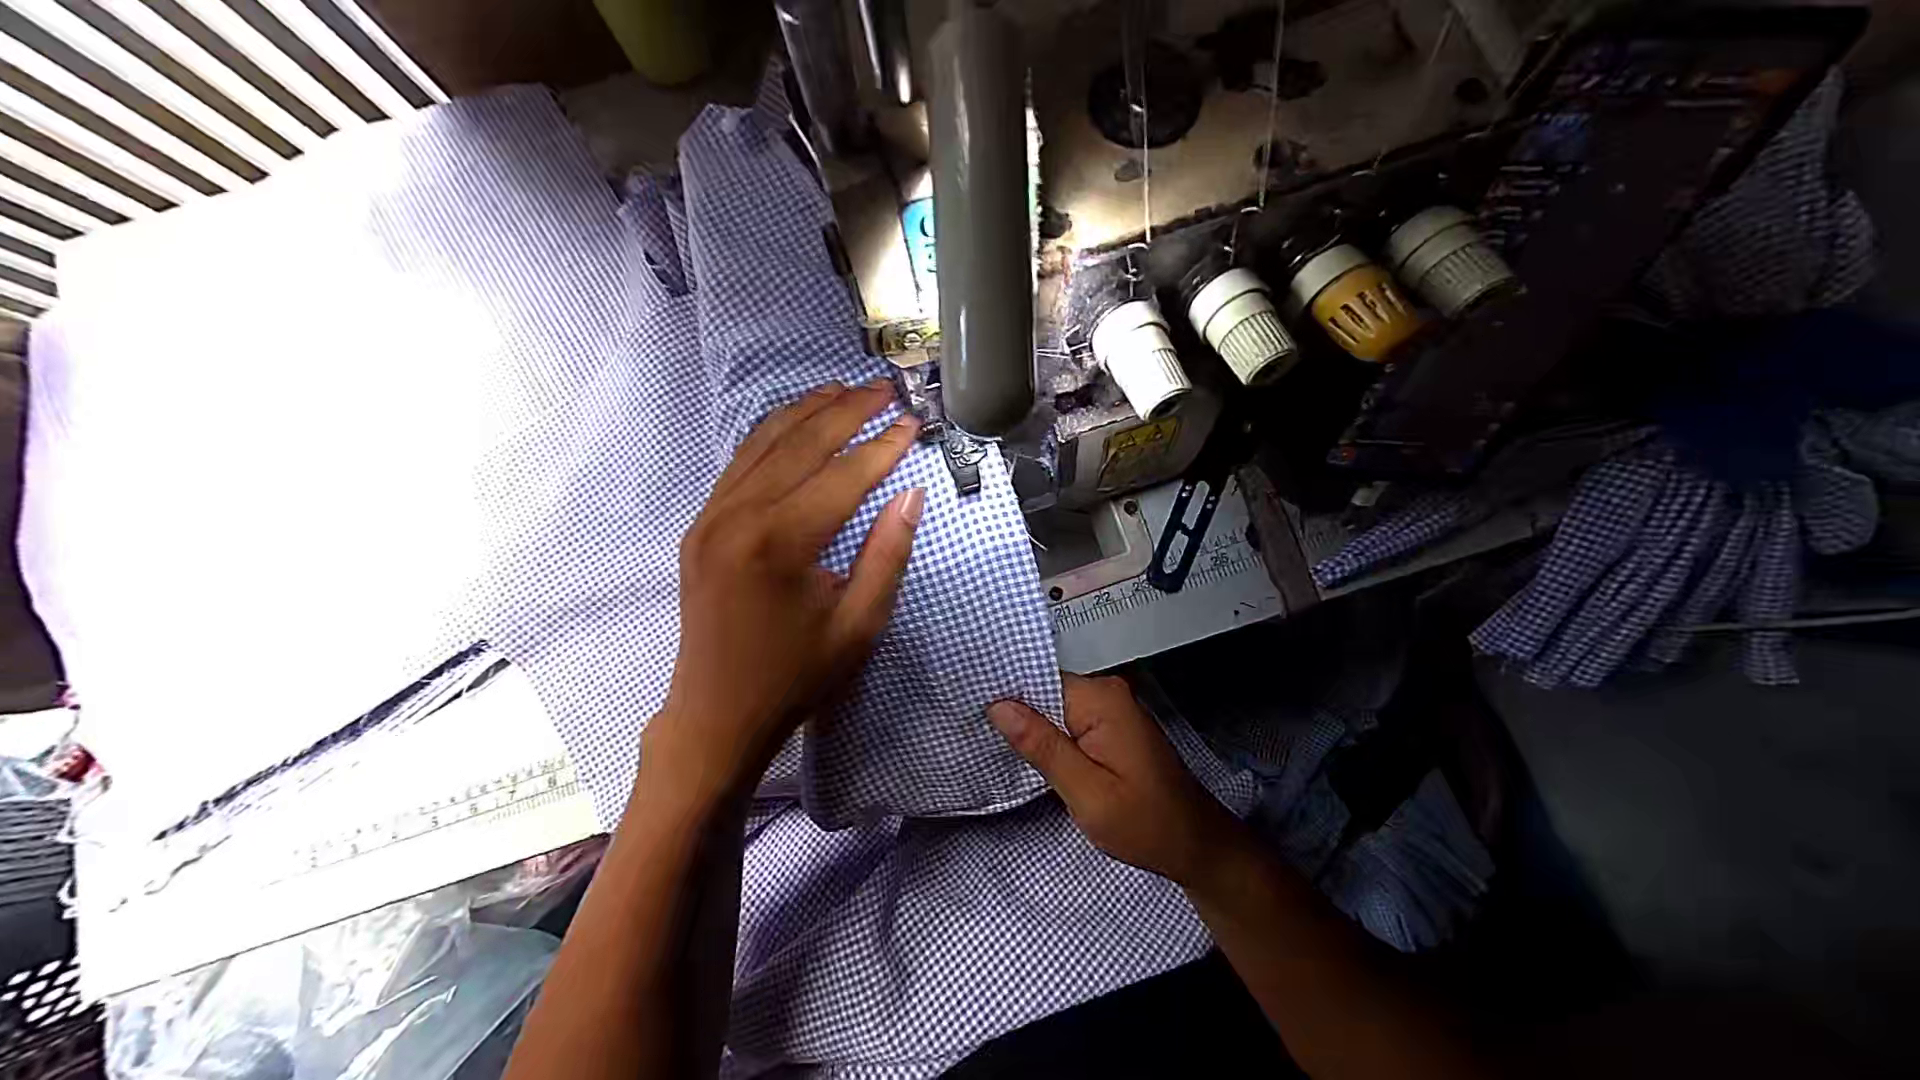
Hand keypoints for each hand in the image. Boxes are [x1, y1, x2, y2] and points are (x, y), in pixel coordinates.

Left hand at [644, 381, 923, 806]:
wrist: (716, 714)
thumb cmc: (795, 677)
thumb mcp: (858, 626)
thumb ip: (888, 555)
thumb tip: (911, 494)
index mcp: (779, 544)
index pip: (842, 476)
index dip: (883, 447)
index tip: (914, 422)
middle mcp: (737, 516)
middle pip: (801, 443)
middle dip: (847, 412)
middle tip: (885, 389)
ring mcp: (710, 517)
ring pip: (764, 443)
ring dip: (808, 412)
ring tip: (845, 390)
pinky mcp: (700, 525)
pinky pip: (740, 464)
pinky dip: (772, 435)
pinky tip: (796, 423)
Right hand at [988, 673, 1242, 886]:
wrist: (1194, 844)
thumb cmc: (1146, 824)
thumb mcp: (1088, 793)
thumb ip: (1043, 747)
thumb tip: (1000, 707)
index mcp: (1101, 699)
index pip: (1037, 679)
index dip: (1005, 696)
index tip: (970, 709)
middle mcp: (1107, 691)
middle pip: (1043, 688)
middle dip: (1015, 712)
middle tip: (978, 732)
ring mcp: (1110, 706)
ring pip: (1052, 704)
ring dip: (1031, 726)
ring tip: (1000, 745)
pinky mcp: (1110, 722)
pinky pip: (1067, 717)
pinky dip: (1049, 734)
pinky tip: (1033, 753)